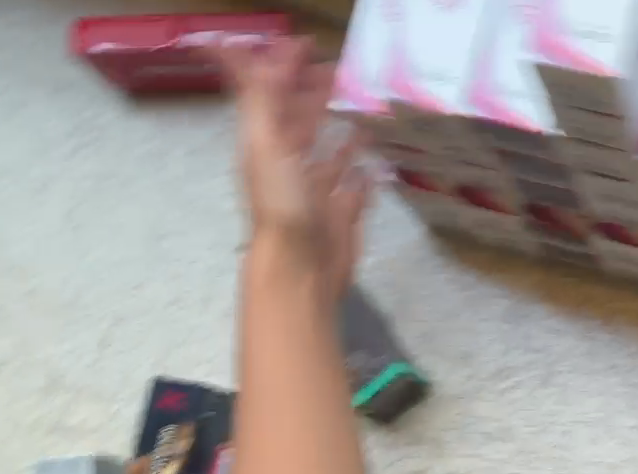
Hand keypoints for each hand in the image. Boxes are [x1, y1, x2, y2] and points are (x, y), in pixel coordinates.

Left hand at [217, 38, 369, 296]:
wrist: (302, 266)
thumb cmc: (283, 206)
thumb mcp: (266, 144)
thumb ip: (264, 100)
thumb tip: (264, 57)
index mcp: (266, 142)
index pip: (272, 93)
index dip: (283, 66)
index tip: (304, 44)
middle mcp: (290, 163)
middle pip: (300, 120)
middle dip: (313, 93)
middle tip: (335, 70)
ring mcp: (318, 190)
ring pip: (328, 152)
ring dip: (340, 132)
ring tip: (360, 113)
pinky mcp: (342, 214)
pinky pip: (354, 188)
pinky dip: (362, 174)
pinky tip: (373, 164)